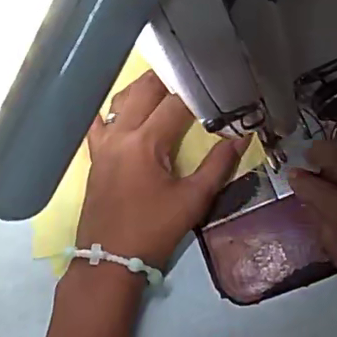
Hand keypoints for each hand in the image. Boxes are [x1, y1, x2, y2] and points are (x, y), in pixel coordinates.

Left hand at [77, 71, 245, 270]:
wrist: (109, 260)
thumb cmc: (154, 231)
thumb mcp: (193, 200)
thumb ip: (218, 166)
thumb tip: (241, 139)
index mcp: (145, 142)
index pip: (175, 104)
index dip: (197, 92)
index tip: (215, 86)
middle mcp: (120, 135)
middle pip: (143, 90)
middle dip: (168, 79)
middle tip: (191, 76)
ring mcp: (103, 144)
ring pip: (119, 101)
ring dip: (142, 89)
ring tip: (163, 87)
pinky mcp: (95, 156)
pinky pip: (99, 122)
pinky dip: (114, 110)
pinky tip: (124, 109)